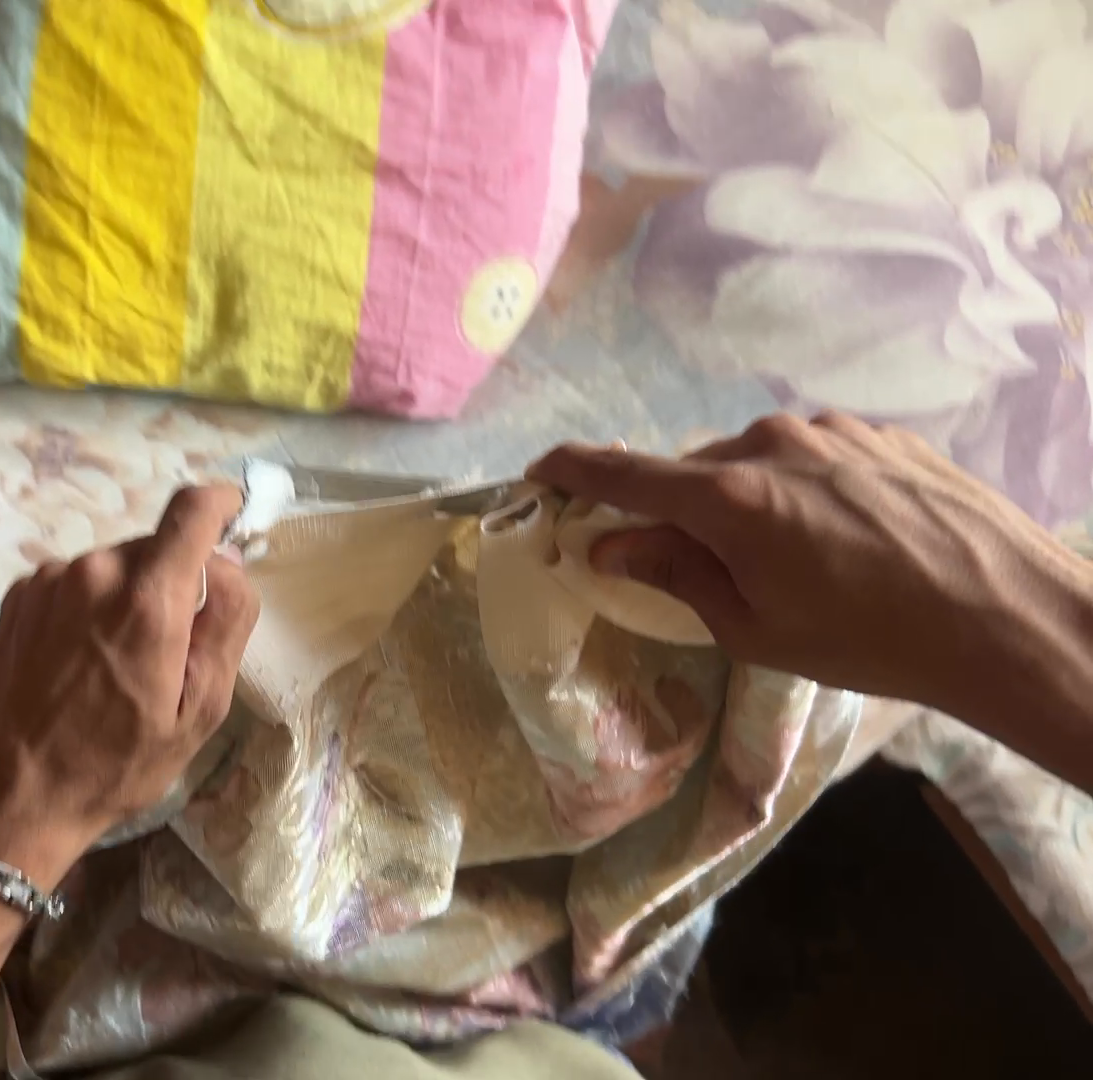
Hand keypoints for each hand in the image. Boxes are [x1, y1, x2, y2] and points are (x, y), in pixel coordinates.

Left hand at [0, 485, 260, 884]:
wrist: (10, 792)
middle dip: (175, 581)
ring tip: (115, 663)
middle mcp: (94, 569)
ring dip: (130, 596)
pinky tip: (77, 659)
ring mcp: (49, 577)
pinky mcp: (20, 592)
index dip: (222, 504)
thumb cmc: (116, 762)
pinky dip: (91, 605)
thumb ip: (227, 620)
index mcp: (146, 597)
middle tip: (169, 646)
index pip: (193, 510)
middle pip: (156, 546)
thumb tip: (228, 560)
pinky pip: (77, 581)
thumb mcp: (200, 709)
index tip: (235, 515)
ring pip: (115, 565)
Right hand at [527, 412, 1092, 721]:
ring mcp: (830, 432)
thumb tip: (606, 545)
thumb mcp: (750, 625)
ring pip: (742, 459)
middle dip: (672, 510)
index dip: (571, 470)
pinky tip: (833, 526)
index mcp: (728, 498)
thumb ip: (670, 571)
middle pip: (685, 472)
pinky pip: (800, 452)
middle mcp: (769, 446)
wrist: (1032, 627)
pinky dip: (789, 483)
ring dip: (734, 496)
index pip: (620, 473)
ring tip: (782, 548)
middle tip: (695, 559)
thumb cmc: (872, 641)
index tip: (539, 472)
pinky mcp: (879, 434)